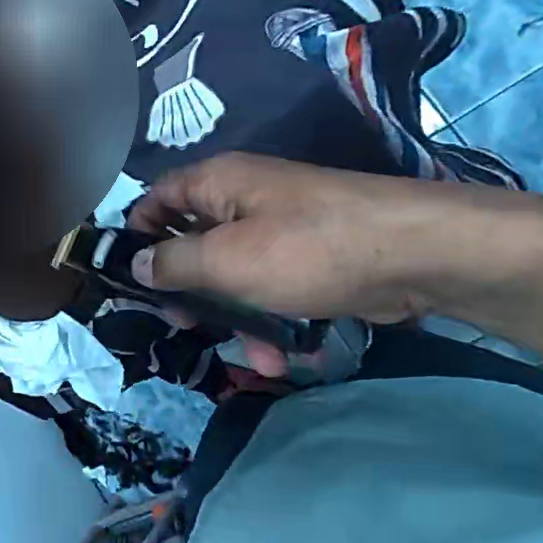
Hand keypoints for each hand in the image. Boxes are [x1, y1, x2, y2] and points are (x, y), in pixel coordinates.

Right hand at [127, 154, 542, 375]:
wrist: (414, 255)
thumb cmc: (308, 249)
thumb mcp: (228, 259)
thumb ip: (176, 263)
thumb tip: (138, 263)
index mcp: (219, 183)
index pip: (158, 198)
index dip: (138, 235)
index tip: (129, 279)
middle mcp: (245, 200)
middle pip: (194, 244)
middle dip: (189, 291)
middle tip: (183, 325)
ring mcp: (279, 230)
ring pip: (235, 276)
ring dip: (236, 320)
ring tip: (252, 359)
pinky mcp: (308, 259)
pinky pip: (272, 289)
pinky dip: (272, 321)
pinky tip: (283, 357)